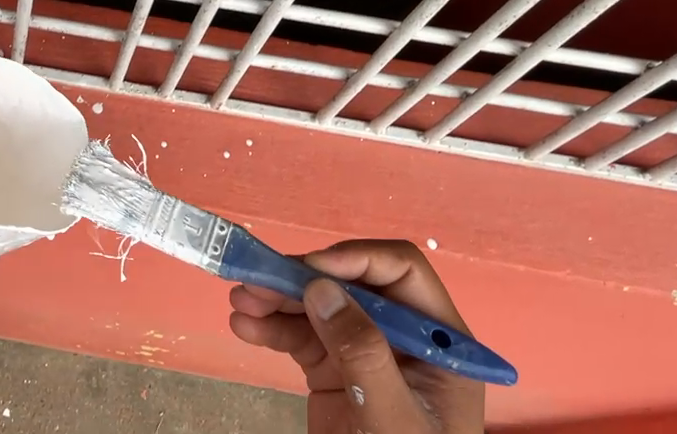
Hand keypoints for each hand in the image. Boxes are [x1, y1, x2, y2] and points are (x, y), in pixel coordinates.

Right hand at [228, 239, 483, 433]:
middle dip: (301, 279)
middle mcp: (401, 338)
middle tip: (256, 279)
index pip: (401, 272)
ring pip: (318, 304)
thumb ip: (363, 354)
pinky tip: (244, 327)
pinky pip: (299, 334)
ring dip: (276, 298)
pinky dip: (270, 326)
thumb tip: (322, 288)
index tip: (311, 270)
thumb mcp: (392, 420)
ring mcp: (365, 352)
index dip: (356, 259)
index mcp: (437, 343)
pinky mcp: (333, 370)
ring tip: (238, 302)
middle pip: (349, 283)